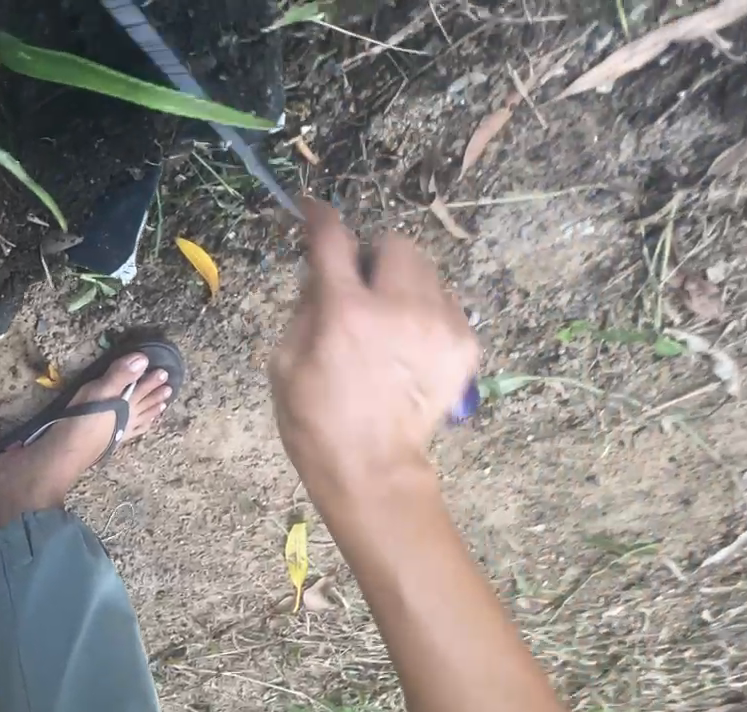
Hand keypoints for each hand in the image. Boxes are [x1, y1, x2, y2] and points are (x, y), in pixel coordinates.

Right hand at [270, 199, 479, 513]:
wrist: (369, 466)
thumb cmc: (312, 421)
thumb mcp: (283, 365)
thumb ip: (303, 311)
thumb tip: (320, 277)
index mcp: (344, 314)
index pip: (332, 242)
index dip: (320, 218)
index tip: (312, 210)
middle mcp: (398, 306)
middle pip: (395, 244)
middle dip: (372, 257)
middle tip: (355, 288)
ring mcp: (439, 322)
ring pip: (425, 270)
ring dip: (399, 283)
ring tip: (382, 324)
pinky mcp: (463, 341)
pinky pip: (443, 303)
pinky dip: (420, 312)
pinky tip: (403, 349)